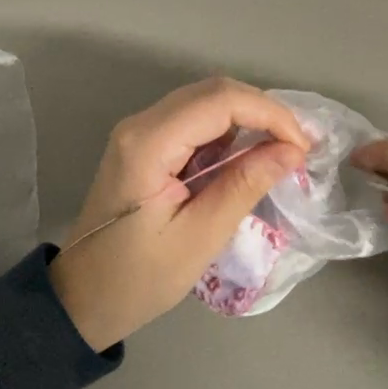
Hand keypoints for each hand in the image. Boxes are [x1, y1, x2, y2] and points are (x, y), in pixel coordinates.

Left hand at [49, 78, 309, 351]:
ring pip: (203, 104)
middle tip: (300, 149)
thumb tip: (291, 150)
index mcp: (147, 143)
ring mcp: (138, 134)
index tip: (304, 148)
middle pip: (211, 92)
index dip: (269, 114)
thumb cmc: (138, 277)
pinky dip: (226, 134)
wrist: (83, 296)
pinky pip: (191, 124)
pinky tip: (249, 160)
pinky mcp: (143, 147)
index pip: (218, 100)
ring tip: (284, 154)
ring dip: (247, 121)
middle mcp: (139, 125)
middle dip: (262, 112)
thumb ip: (243, 186)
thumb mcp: (199, 238)